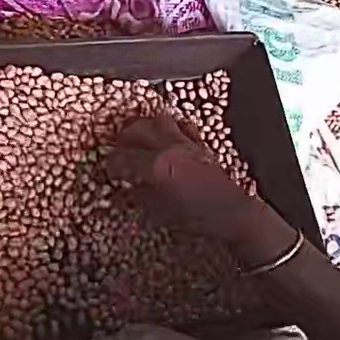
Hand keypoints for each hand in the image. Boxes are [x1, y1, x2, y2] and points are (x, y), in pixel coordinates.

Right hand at [102, 114, 294, 266]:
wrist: (233, 214)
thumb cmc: (197, 219)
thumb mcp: (160, 213)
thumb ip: (139, 197)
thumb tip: (124, 190)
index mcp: (156, 167)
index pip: (122, 160)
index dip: (110, 165)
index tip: (105, 171)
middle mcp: (170, 148)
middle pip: (137, 129)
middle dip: (122, 138)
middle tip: (115, 149)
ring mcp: (187, 144)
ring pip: (159, 121)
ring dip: (144, 126)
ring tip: (136, 136)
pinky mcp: (201, 145)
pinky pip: (182, 126)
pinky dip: (170, 128)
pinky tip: (167, 137)